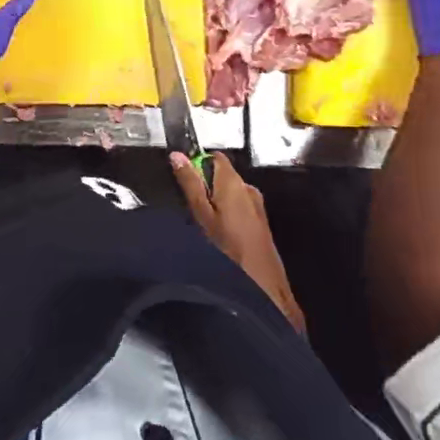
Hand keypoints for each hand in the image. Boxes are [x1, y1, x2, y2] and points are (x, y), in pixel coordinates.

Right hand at [172, 152, 304, 331]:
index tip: (182, 178)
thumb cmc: (226, 246)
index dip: (197, 162)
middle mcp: (249, 189)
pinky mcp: (259, 223)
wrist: (261, 284)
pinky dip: (224, 215)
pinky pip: (238, 209)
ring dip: (214, 203)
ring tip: (198, 222)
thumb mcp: (200, 214)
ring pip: (229, 194)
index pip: (215, 157)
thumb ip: (190, 183)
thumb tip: (177, 154)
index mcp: (234, 183)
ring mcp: (257, 207)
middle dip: (204, 185)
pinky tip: (216, 234)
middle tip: (187, 206)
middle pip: (222, 176)